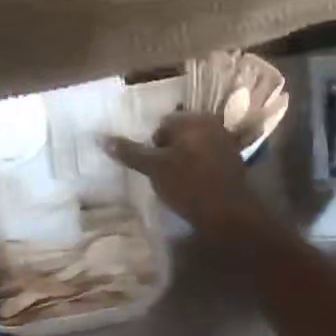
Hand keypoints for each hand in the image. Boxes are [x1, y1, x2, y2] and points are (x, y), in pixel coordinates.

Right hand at [102, 113, 269, 239]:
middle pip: (180, 136)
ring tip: (177, 188)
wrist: (230, 217)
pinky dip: (199, 174)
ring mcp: (227, 145)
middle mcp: (213, 125)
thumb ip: (131, 152)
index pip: (163, 124)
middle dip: (169, 154)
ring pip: (194, 151)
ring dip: (184, 165)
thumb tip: (101, 138)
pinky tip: (195, 192)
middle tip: (163, 179)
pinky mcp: (234, 167)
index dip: (152, 147)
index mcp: (194, 119)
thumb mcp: (155, 169)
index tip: (152, 169)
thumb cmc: (189, 187)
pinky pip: (208, 164)